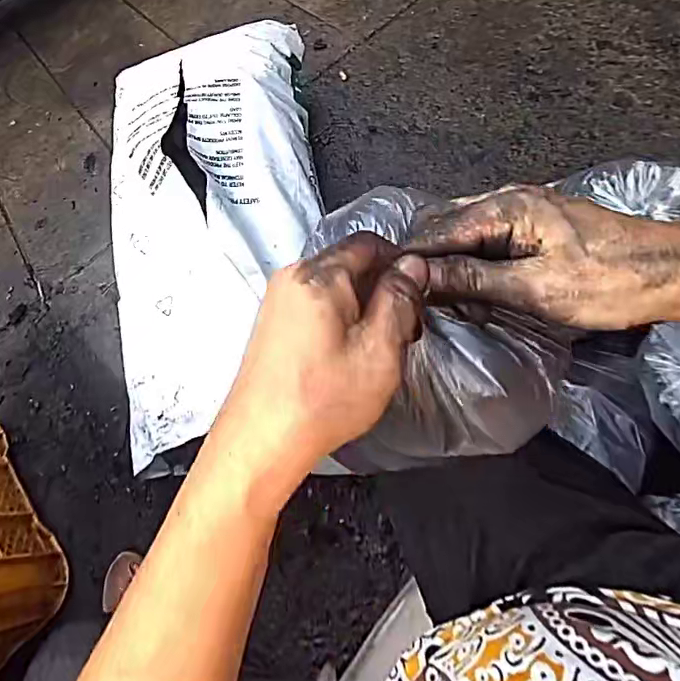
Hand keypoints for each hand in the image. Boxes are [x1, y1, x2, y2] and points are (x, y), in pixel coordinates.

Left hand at [210, 233, 427, 497]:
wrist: (262, 438)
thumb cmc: (315, 403)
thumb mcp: (379, 351)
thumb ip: (399, 300)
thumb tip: (411, 267)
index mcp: (318, 276)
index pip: (369, 242)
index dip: (401, 262)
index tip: (417, 289)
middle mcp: (293, 278)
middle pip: (350, 262)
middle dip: (382, 288)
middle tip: (402, 327)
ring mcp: (280, 299)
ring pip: (334, 284)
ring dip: (362, 306)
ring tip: (375, 348)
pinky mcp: (275, 320)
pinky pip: (316, 303)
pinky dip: (339, 319)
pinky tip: (348, 354)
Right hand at [404, 186, 679, 330]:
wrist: (677, 272)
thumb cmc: (613, 282)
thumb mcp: (538, 289)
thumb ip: (474, 279)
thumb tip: (422, 274)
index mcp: (508, 206)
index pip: (437, 231)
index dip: (413, 262)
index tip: (395, 292)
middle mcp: (509, 198)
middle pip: (445, 226)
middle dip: (431, 264)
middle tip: (429, 304)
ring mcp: (522, 208)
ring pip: (464, 233)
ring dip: (454, 267)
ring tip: (459, 304)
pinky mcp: (535, 224)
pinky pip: (487, 238)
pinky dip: (476, 264)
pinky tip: (482, 292)